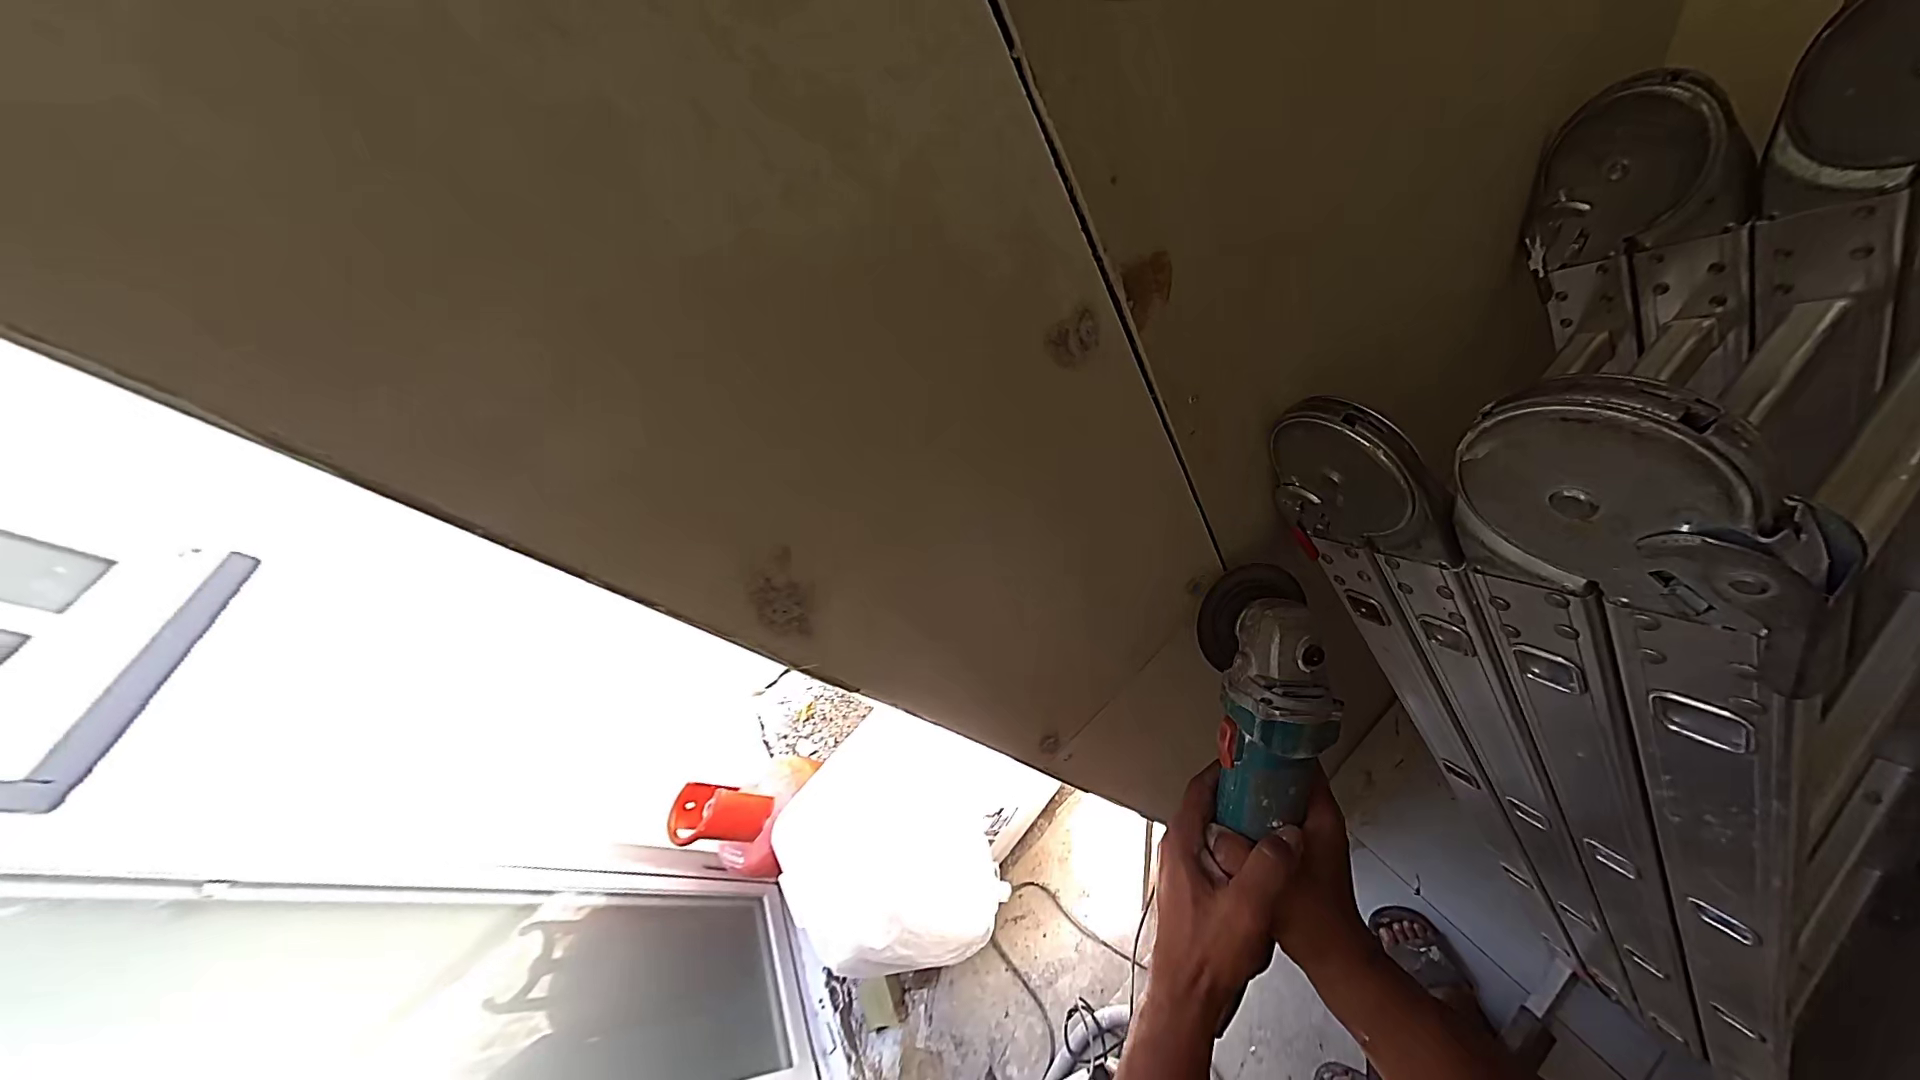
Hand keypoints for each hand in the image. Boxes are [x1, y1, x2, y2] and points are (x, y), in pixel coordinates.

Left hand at [1146, 762, 1305, 1014]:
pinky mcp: (1192, 890)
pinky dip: (1238, 848)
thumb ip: (1268, 866)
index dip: (1223, 770)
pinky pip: (1215, 855)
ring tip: (1271, 822)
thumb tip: (1287, 835)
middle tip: (1268, 789)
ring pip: (1212, 832)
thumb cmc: (1206, 955)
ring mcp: (1182, 871)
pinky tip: (1263, 864)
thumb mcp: (1247, 907)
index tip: (1247, 759)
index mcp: (1182, 844)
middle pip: (1206, 807)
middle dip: (1236, 795)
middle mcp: (1177, 852)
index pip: (1199, 789)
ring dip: (1239, 823)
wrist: (1188, 995)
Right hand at [1205, 765, 1367, 974]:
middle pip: (1287, 777)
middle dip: (1256, 770)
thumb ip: (1234, 851)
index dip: (1275, 747)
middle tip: (1228, 766)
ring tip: (1224, 792)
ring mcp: (1311, 836)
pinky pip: (1273, 819)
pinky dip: (1253, 816)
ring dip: (1253, 795)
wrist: (1331, 955)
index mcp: (1322, 817)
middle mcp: (1319, 821)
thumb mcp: (1266, 879)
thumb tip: (1210, 829)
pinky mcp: (1299, 851)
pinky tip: (1231, 825)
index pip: (1304, 763)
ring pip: (1278, 799)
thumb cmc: (1315, 922)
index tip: (1249, 741)